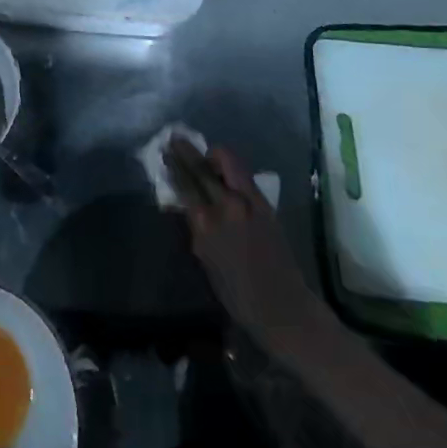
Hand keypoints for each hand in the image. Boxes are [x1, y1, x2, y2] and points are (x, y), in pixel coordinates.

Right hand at [165, 138, 322, 351]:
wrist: (283, 306)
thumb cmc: (236, 293)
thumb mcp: (205, 258)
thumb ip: (195, 226)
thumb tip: (185, 203)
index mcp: (206, 224)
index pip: (184, 183)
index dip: (172, 165)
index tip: (163, 152)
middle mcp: (227, 205)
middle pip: (203, 166)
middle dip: (187, 151)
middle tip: (176, 141)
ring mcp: (249, 202)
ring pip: (227, 163)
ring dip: (212, 157)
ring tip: (203, 158)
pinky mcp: (266, 204)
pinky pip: (243, 176)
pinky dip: (229, 169)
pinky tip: (224, 176)